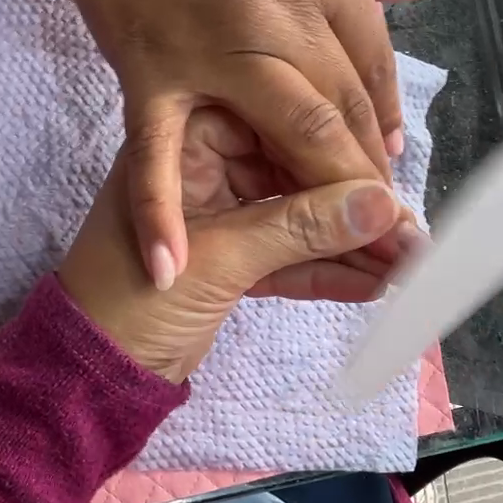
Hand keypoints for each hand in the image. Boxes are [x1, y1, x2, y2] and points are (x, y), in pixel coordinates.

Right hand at [0, 0, 433, 290]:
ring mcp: (212, 48)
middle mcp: (281, 11)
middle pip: (343, 105)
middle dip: (369, 169)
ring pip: (286, 132)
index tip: (388, 158)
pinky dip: (159, 211)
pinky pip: (155, 152)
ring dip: (318, 193)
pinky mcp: (147, 73)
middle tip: (385, 225)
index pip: (372, 62)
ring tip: (337, 247)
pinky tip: (173, 269)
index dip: (385, 118)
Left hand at [60, 109, 413, 382]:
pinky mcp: (229, 257)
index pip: (279, 133)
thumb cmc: (131, 298)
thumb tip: (384, 206)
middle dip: (353, 212)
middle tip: (413, 237)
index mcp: (189, 140)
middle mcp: (207, 165)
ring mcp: (220, 213)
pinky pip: (285, 255)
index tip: (396, 193)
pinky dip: (323, 272)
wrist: (89, 370)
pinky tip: (373, 282)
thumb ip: (303, 228)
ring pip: (297, 220)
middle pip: (296, 178)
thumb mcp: (222, 257)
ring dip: (347, 246)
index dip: (341, 165)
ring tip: (408, 266)